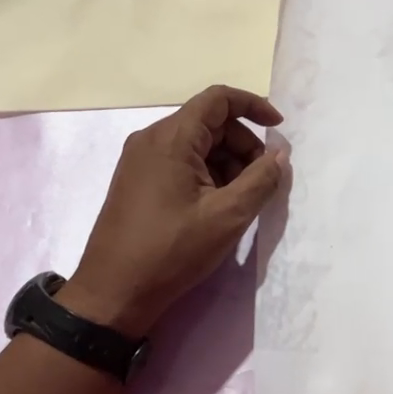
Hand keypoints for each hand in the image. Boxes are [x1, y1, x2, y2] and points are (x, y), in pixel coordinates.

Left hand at [59, 86, 286, 335]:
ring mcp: (141, 160)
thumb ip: (261, 179)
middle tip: (262, 180)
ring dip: (227, 163)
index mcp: (170, 138)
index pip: (218, 99)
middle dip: (244, 145)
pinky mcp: (138, 181)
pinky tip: (217, 207)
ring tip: (240, 201)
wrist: (113, 294)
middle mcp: (151, 139)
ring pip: (197, 144)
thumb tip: (280, 154)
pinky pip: (181, 161)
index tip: (279, 127)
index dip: (253, 105)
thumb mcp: (228, 216)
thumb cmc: (171, 251)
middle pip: (210, 122)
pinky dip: (207, 174)